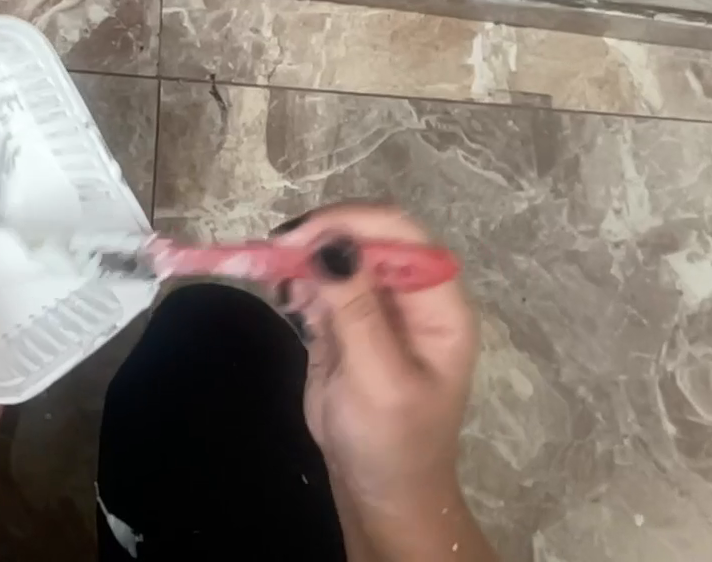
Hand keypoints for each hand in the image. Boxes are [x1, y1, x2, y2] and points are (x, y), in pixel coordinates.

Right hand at [273, 204, 484, 553]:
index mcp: (437, 304)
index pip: (400, 234)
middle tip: (274, 252)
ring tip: (280, 284)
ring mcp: (373, 302)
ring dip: (301, 257)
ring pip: (334, 250)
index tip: (300, 239)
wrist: (375, 489)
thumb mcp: (379, 379)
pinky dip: (294, 278)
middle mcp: (408, 293)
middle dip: (319, 236)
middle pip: (363, 234)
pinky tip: (286, 301)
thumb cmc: (393, 442)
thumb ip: (357, 310)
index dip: (351, 223)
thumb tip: (331, 245)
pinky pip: (316, 276)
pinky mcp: (341, 314)